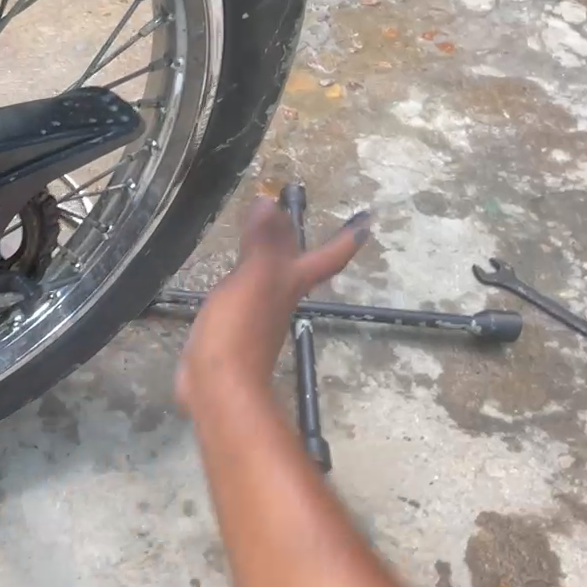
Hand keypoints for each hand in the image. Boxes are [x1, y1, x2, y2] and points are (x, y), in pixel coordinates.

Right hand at [174, 197, 367, 409]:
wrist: (219, 383)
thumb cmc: (241, 330)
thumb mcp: (254, 279)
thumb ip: (261, 242)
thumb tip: (268, 202)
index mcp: (291, 283)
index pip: (328, 255)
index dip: (347, 236)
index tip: (368, 217)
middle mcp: (280, 297)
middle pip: (298, 265)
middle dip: (298, 242)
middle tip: (293, 218)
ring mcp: (257, 316)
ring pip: (270, 280)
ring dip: (269, 259)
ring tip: (262, 240)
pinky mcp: (232, 330)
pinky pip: (243, 296)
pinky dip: (241, 280)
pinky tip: (230, 279)